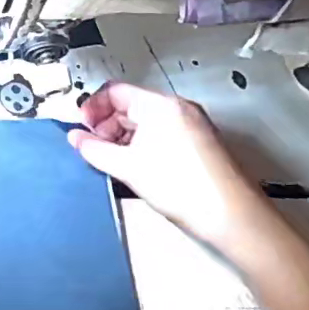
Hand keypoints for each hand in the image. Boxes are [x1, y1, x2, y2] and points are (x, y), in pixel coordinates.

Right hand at [68, 82, 270, 254]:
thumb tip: (75, 138)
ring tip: (111, 158)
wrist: (233, 218)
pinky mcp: (198, 143)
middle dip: (106, 123)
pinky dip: (141, 144)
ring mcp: (192, 125)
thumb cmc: (183, 187)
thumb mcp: (125, 166)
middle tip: (92, 145)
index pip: (114, 91)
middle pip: (129, 104)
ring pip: (144, 120)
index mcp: (161, 106)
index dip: (92, 107)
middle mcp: (179, 109)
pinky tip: (134, 165)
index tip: (81, 127)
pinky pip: (160, 133)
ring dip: (122, 136)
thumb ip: (92, 148)